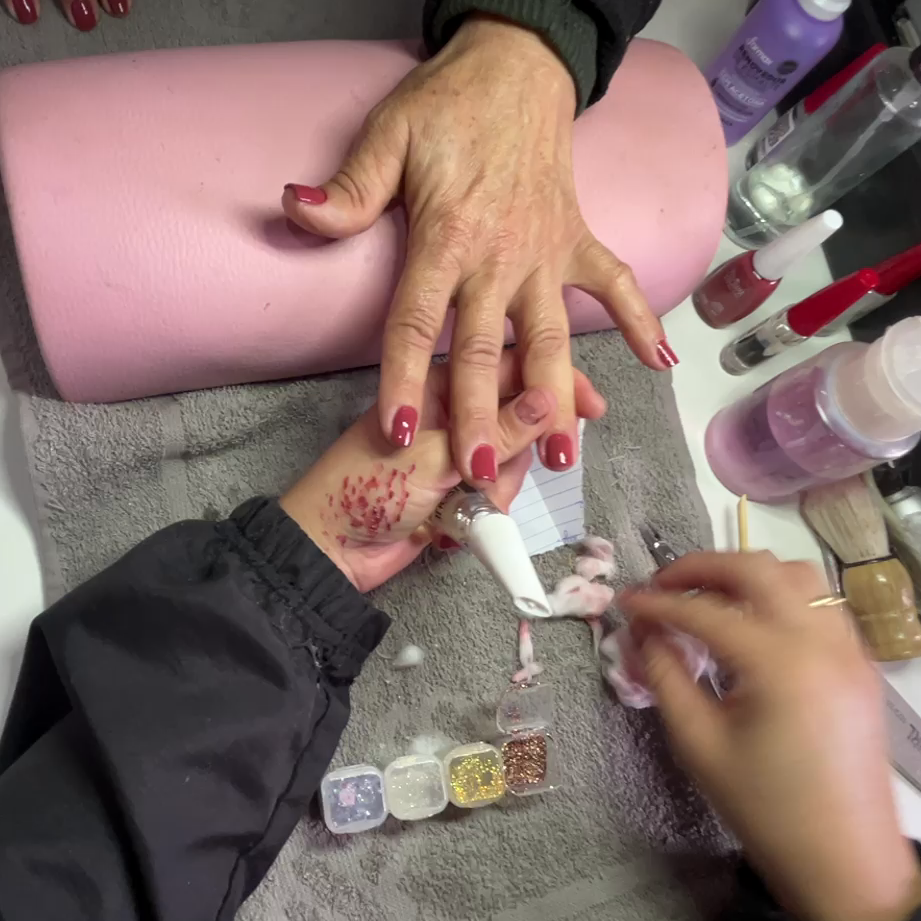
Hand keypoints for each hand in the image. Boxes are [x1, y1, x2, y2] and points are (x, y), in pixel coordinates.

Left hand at [281, 15, 672, 487]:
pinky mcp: (579, 240)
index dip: (403, 380)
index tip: (400, 434)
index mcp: (447, 239)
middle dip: (484, 416)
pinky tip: (658, 364)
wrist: (517, 64)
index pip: (417, 322)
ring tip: (564, 455)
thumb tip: (296, 210)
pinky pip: (614, 284)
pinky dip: (640, 320)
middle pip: (487, 350)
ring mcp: (546, 253)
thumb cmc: (446, 106)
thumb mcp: (387, 135)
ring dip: (559, 398)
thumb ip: (348, 189)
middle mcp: (499, 257)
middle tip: (485, 474)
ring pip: (552, 337)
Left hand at [281, 358, 606, 591]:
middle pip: (517, 419)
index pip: (508, 372)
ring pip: (508, 460)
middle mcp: (450, 415)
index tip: (592, 407)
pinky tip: (474, 522)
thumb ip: (495, 433)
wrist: (329, 549)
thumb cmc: (368, 487)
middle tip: (520, 476)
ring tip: (481, 508)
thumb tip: (552, 398)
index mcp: (438, 388)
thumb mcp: (433, 457)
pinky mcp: (452, 493)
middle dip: (526, 450)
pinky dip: (489, 509)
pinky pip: (491, 492)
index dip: (553, 387)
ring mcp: (452, 455)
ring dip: (504, 485)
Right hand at [618, 552, 920, 920]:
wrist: (846, 862)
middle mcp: (821, 641)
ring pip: (796, 575)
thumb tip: (642, 631)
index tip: (624, 601)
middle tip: (662, 586)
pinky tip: (749, 623)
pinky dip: (778, 595)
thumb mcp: (698, 742)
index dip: (657, 602)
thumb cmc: (764, 808)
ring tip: (706, 598)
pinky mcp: (859, 664)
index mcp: (779, 663)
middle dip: (701, 567)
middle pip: (756, 569)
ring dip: (745, 575)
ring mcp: (848, 649)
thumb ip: (665, 674)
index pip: (704, 610)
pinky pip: (818, 602)